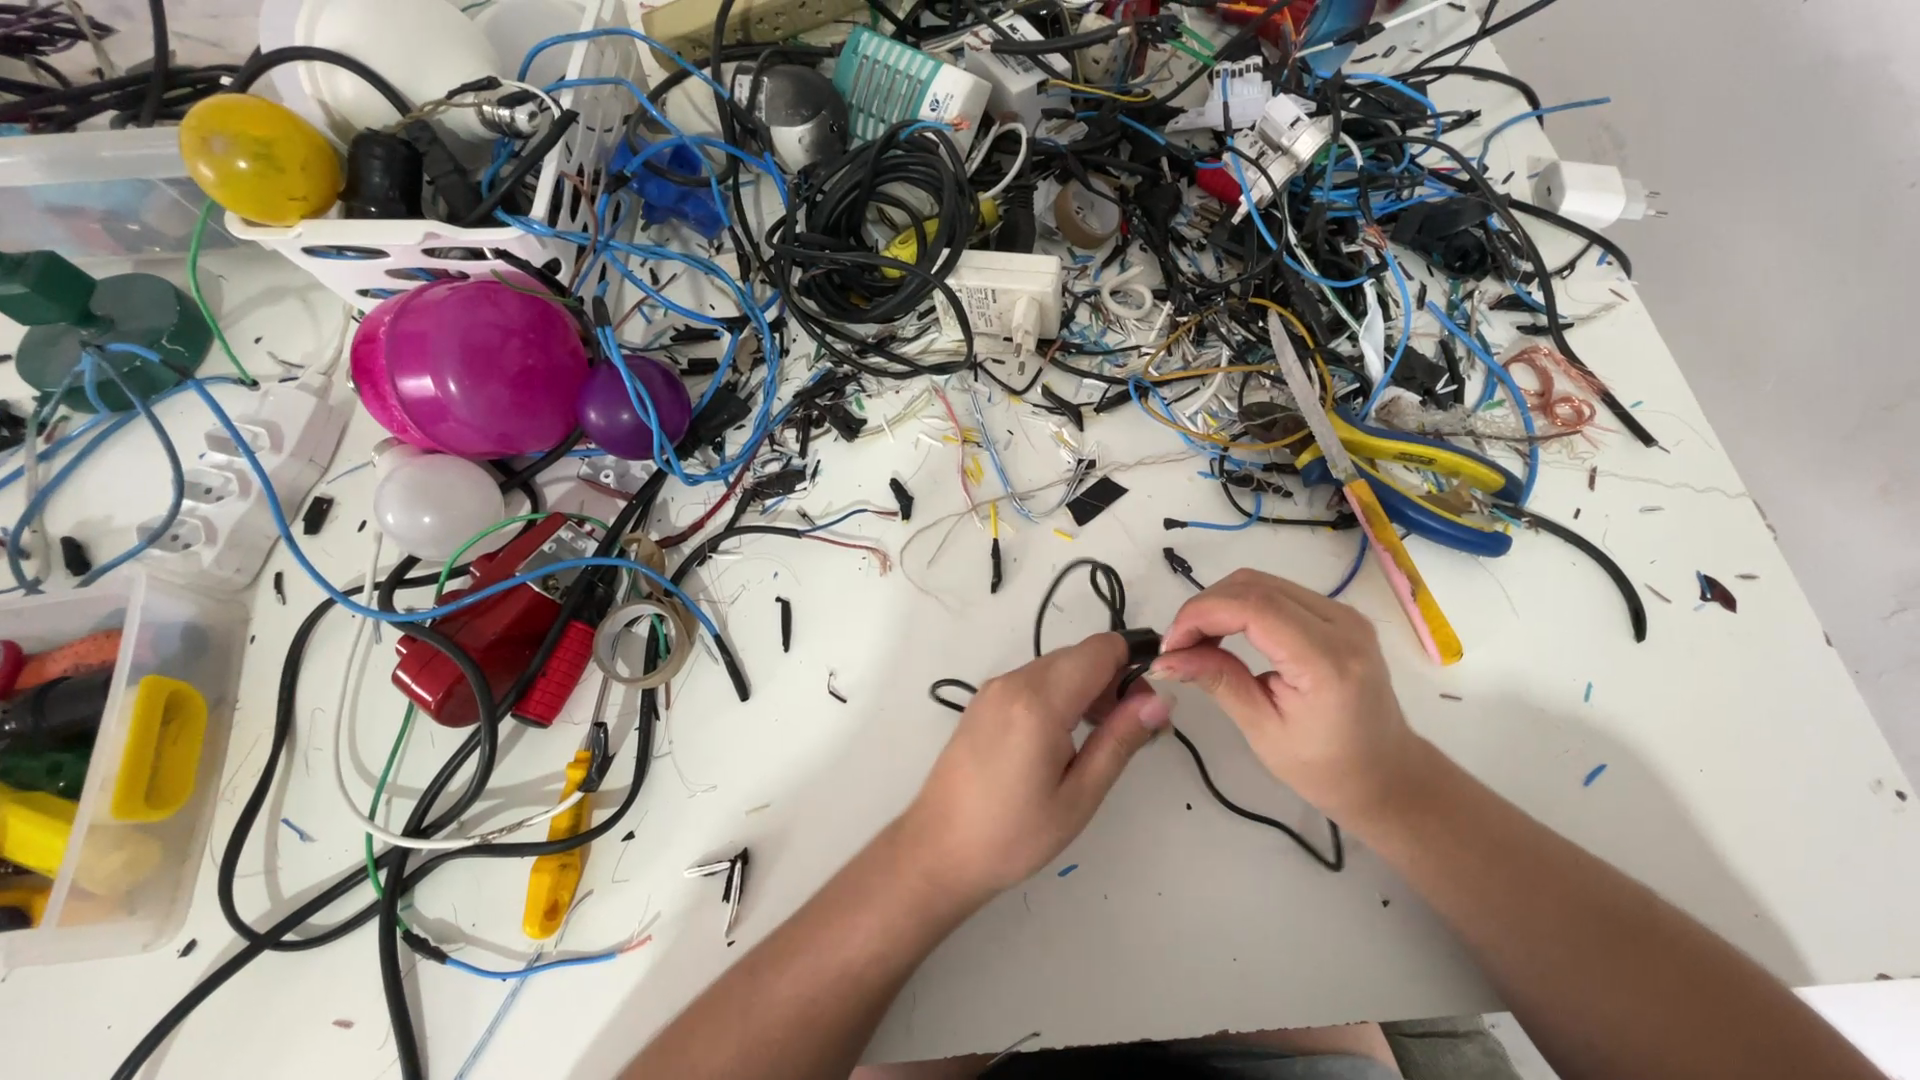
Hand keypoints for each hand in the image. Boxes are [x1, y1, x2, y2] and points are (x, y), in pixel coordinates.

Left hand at [900, 633, 1170, 901]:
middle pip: (1080, 655)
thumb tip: (1160, 700)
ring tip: (1095, 744)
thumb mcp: (1079, 795)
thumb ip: (1120, 740)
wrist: (938, 851)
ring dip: (1086, 691)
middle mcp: (1013, 681)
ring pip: (1056, 667)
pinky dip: (1058, 697)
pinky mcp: (982, 704)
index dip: (1134, 667)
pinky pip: (1032, 682)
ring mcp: (993, 690)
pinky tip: (1061, 742)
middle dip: (1113, 683)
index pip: (1101, 649)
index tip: (1147, 709)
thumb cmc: (1013, 834)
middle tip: (1129, 735)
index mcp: (1039, 700)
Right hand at [1151, 569, 1422, 819]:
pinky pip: (1277, 592)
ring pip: (1262, 582)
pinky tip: (1224, 634)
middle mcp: (1342, 625)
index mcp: (1328, 661)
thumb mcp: (1263, 730)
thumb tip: (1165, 659)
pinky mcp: (1337, 614)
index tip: (1171, 645)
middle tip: (1178, 647)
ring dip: (1219, 604)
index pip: (1254, 607)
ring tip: (1196, 642)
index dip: (1202, 615)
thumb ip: (1218, 681)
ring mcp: (1343, 614)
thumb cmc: (1325, 768)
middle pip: (1255, 585)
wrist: (1386, 774)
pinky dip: (1239, 606)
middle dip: (1204, 608)